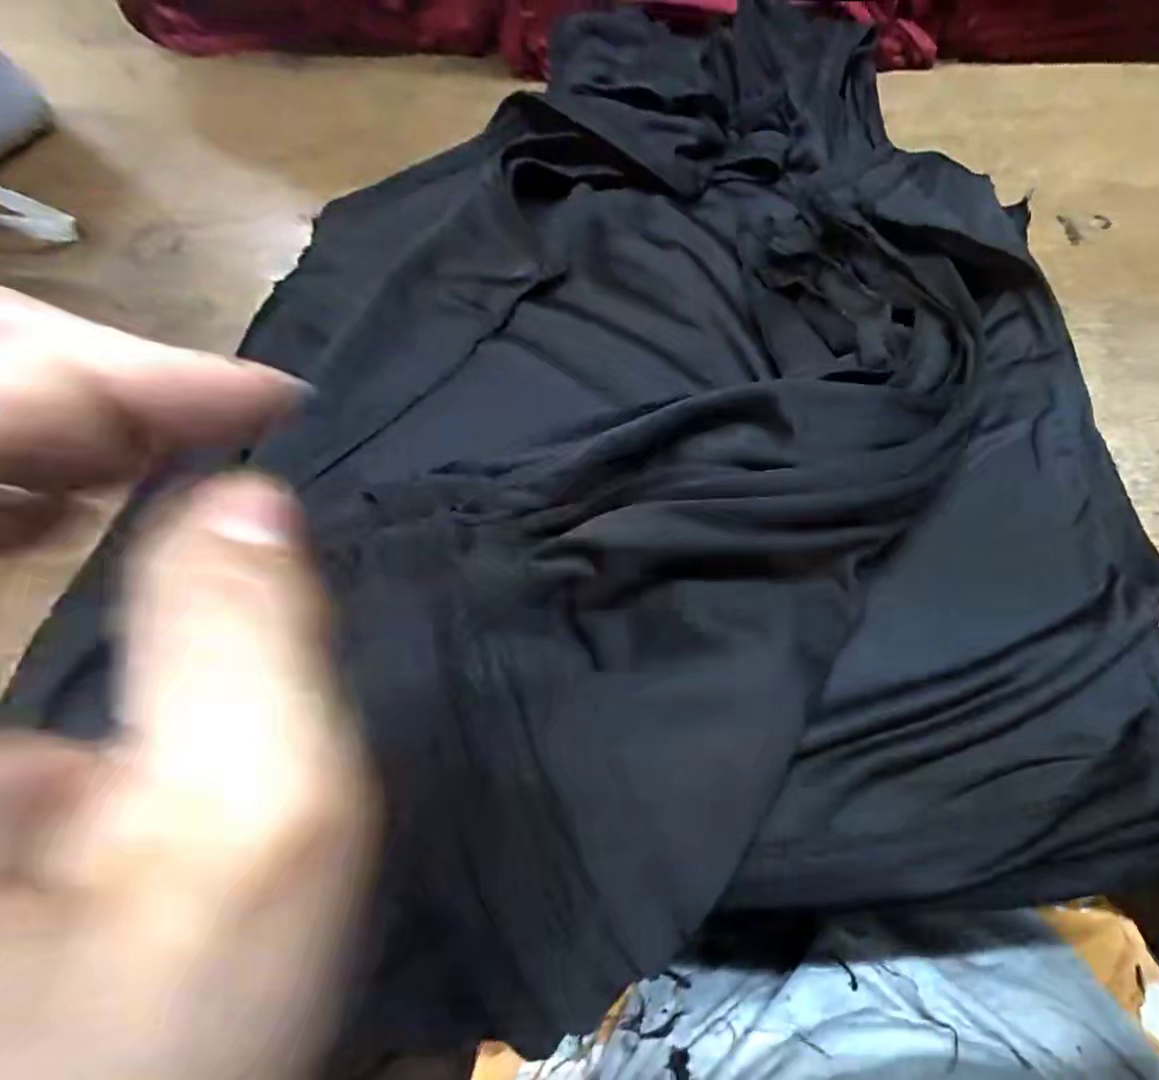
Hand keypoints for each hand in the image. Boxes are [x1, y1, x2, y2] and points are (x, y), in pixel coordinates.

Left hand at [0, 287, 373, 1079]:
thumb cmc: (174, 1017)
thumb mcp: (258, 824)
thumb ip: (247, 645)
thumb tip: (249, 499)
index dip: (87, 390)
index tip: (256, 401)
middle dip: (39, 383)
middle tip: (213, 406)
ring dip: (11, 428)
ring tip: (155, 438)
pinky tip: (51, 498)